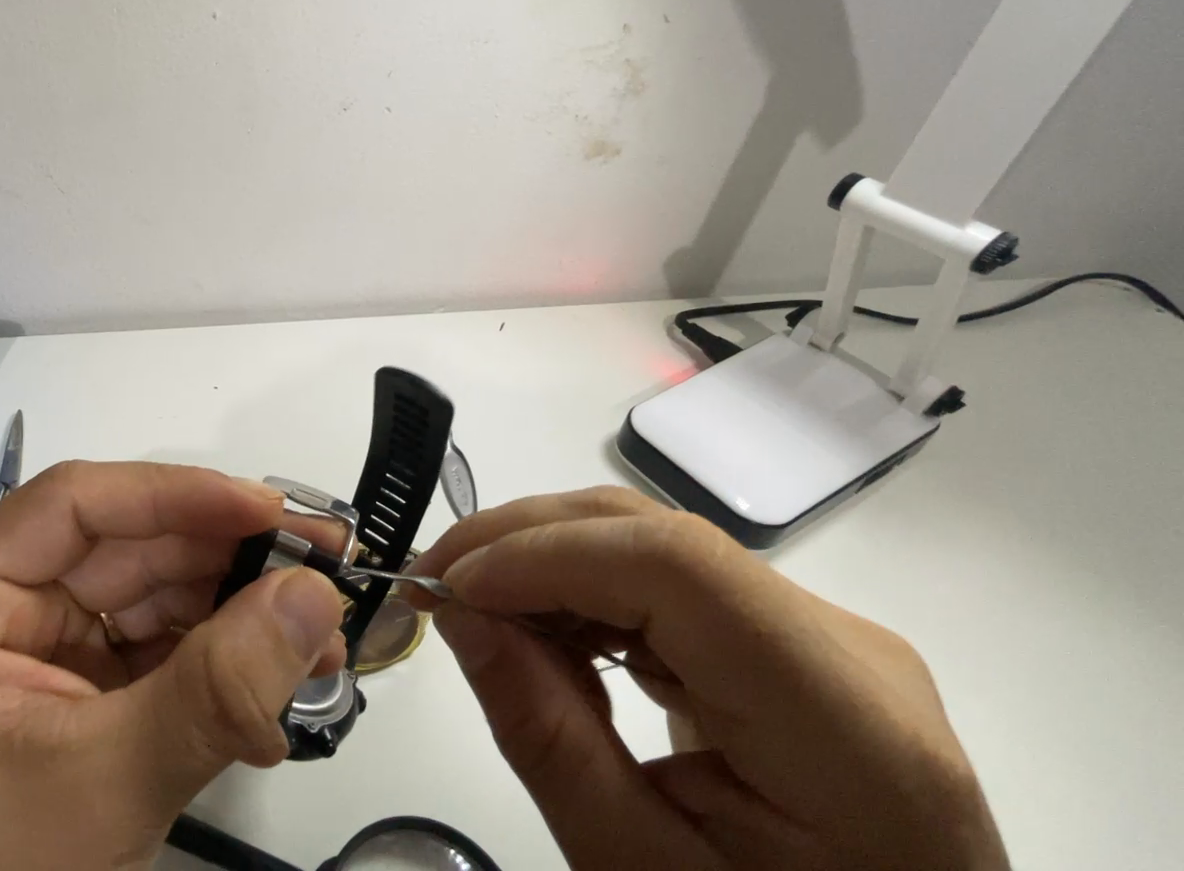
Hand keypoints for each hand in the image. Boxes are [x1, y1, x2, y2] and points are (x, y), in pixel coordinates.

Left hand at [0, 462, 346, 870]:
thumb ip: (214, 688)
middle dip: (230, 559)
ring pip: (157, 596)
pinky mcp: (84, 693)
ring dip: (241, 615)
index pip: (75, 506)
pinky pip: (162, 651)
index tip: (270, 510)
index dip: (177, 494)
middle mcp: (1, 606)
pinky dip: (223, 665)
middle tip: (328, 564)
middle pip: (129, 548)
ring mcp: (45, 650)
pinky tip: (280, 684)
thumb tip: (315, 594)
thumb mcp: (104, 782)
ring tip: (322, 637)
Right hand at [412, 487, 1007, 870]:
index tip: (451, 593)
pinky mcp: (784, 636)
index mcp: (845, 724)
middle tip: (430, 585)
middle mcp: (843, 643)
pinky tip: (534, 627)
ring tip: (467, 607)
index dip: (548, 556)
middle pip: (657, 534)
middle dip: (524, 541)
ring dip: (543, 558)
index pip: (678, 567)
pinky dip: (579, 589)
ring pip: (651, 540)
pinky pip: (663, 579)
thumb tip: (460, 615)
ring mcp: (818, 631)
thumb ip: (548, 740)